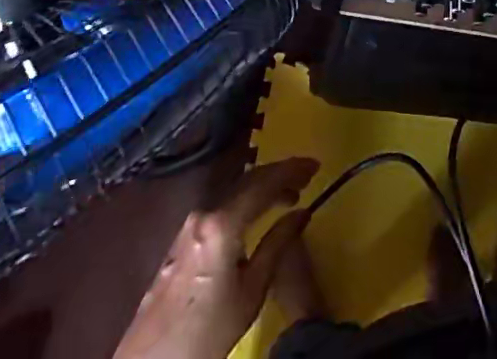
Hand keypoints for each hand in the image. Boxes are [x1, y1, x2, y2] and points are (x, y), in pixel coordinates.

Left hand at [112, 157, 319, 358]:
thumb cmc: (208, 331)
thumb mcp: (252, 291)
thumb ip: (277, 245)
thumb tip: (301, 213)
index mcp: (222, 224)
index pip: (263, 183)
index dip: (291, 170)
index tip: (314, 165)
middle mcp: (204, 213)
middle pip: (247, 180)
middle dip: (278, 174)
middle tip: (306, 176)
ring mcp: (189, 223)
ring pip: (233, 192)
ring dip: (261, 187)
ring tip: (287, 194)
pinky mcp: (182, 237)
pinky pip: (221, 206)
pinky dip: (244, 201)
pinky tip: (256, 212)